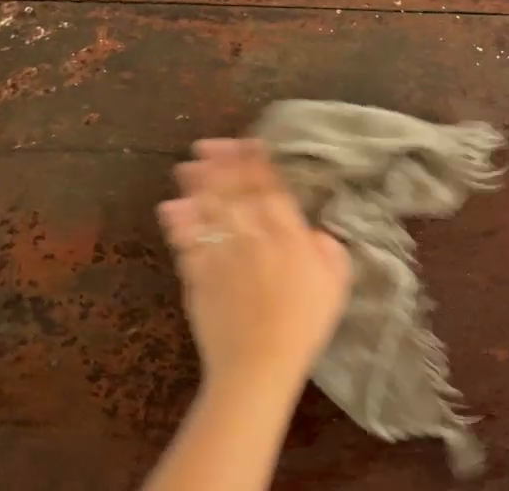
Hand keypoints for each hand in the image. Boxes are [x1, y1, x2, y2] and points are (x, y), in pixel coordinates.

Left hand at [157, 138, 352, 392]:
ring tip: (189, 165)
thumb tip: (311, 231)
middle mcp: (253, 237)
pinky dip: (179, 224)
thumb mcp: (337, 279)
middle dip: (223, 166)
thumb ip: (326, 247)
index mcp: (289, 235)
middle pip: (235, 193)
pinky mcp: (198, 280)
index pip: (272, 189)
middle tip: (211, 143)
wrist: (259, 366)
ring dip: (199, 186)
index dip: (260, 163)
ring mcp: (222, 257)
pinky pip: (187, 245)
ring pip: (209, 212)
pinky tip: (172, 207)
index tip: (250, 141)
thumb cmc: (306, 323)